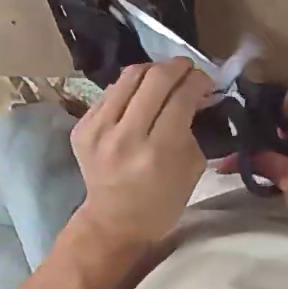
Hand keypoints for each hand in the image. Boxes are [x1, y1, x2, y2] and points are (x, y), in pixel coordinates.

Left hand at [70, 60, 213, 247]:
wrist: (113, 221)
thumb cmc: (161, 201)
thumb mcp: (191, 168)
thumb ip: (193, 127)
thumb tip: (195, 94)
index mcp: (157, 152)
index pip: (180, 97)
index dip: (197, 81)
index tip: (206, 80)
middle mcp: (124, 137)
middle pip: (154, 78)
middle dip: (176, 67)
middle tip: (187, 70)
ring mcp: (97, 131)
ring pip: (127, 77)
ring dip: (151, 71)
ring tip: (163, 78)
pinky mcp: (81, 128)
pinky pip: (109, 93)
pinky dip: (128, 90)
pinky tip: (138, 98)